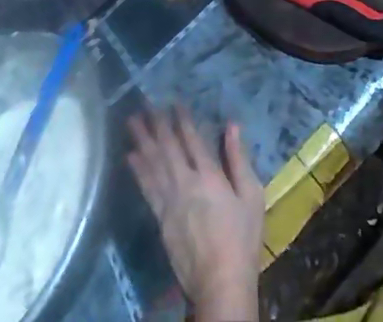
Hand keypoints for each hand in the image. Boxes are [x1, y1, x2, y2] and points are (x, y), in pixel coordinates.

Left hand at [126, 106, 264, 321]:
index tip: (173, 103)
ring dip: (142, 141)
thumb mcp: (252, 194)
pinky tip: (131, 157)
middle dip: (156, 125)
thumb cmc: (242, 236)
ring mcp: (169, 202)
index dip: (182, 120)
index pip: (192, 141)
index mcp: (209, 176)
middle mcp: (185, 184)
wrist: (220, 280)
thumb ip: (238, 159)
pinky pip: (146, 188)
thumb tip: (232, 126)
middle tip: (144, 105)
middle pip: (167, 149)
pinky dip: (138, 170)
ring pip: (152, 165)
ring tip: (132, 122)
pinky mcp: (161, 219)